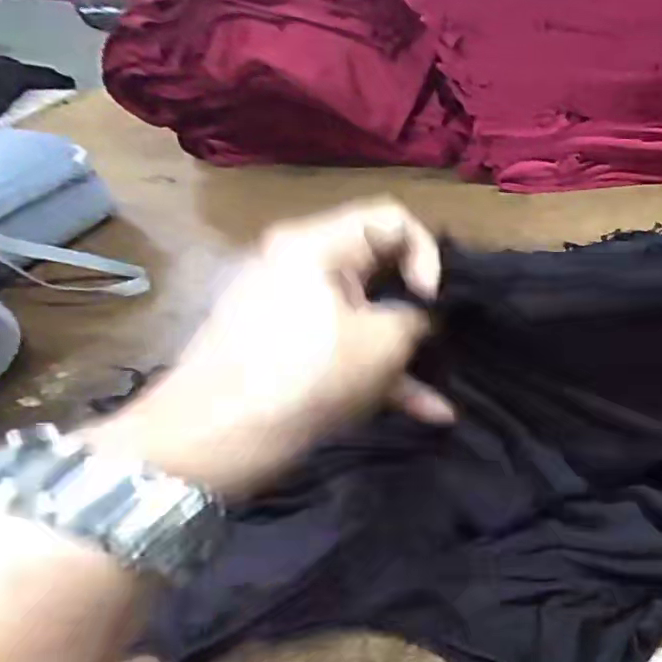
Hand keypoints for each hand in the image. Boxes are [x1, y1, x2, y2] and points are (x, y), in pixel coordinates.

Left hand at [85, 200, 453, 496]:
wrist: (213, 441)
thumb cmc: (308, 374)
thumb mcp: (386, 340)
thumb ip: (420, 316)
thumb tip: (425, 317)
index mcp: (316, 246)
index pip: (393, 221)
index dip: (429, 255)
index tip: (432, 300)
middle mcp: (302, 267)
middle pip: (384, 267)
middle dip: (424, 302)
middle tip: (448, 334)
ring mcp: (295, 309)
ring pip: (372, 315)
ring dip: (412, 349)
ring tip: (445, 383)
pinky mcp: (292, 348)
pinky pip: (351, 349)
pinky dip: (387, 375)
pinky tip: (430, 411)